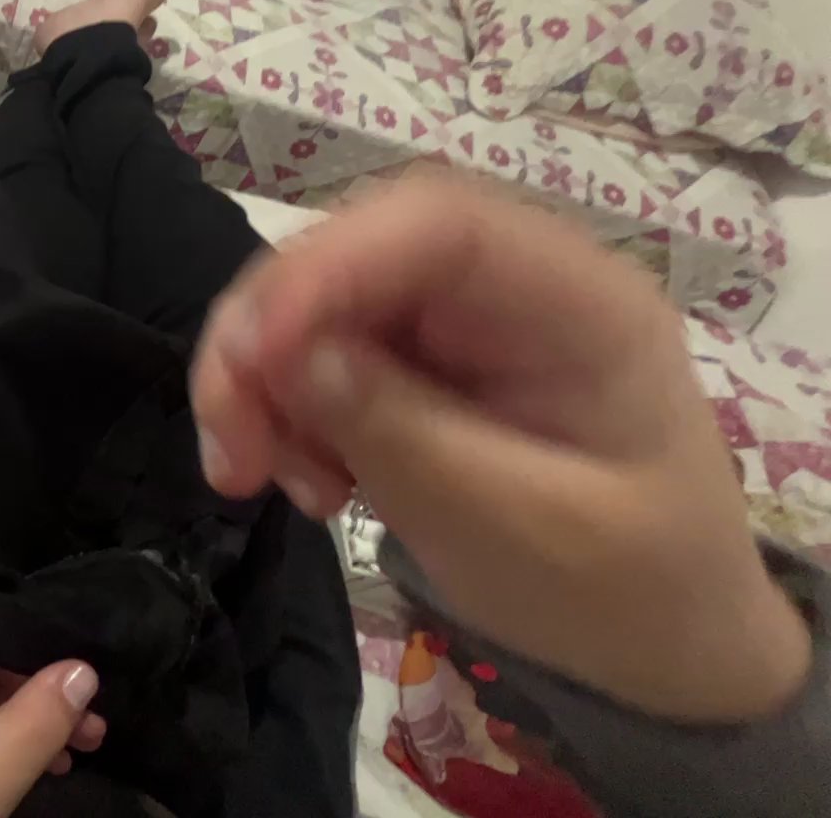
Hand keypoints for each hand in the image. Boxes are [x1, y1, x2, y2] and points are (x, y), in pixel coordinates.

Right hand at [190, 175, 810, 721]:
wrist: (633, 634)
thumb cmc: (611, 588)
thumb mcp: (514, 526)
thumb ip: (402, 434)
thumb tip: (282, 357)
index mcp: (573, 303)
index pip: (433, 227)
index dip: (325, 268)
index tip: (253, 355)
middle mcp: (489, 285)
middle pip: (334, 255)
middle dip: (255, 341)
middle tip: (227, 440)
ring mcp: (429, 316)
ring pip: (289, 304)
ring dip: (249, 388)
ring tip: (258, 476)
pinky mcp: (384, 349)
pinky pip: (285, 351)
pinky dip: (263, 411)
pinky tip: (302, 478)